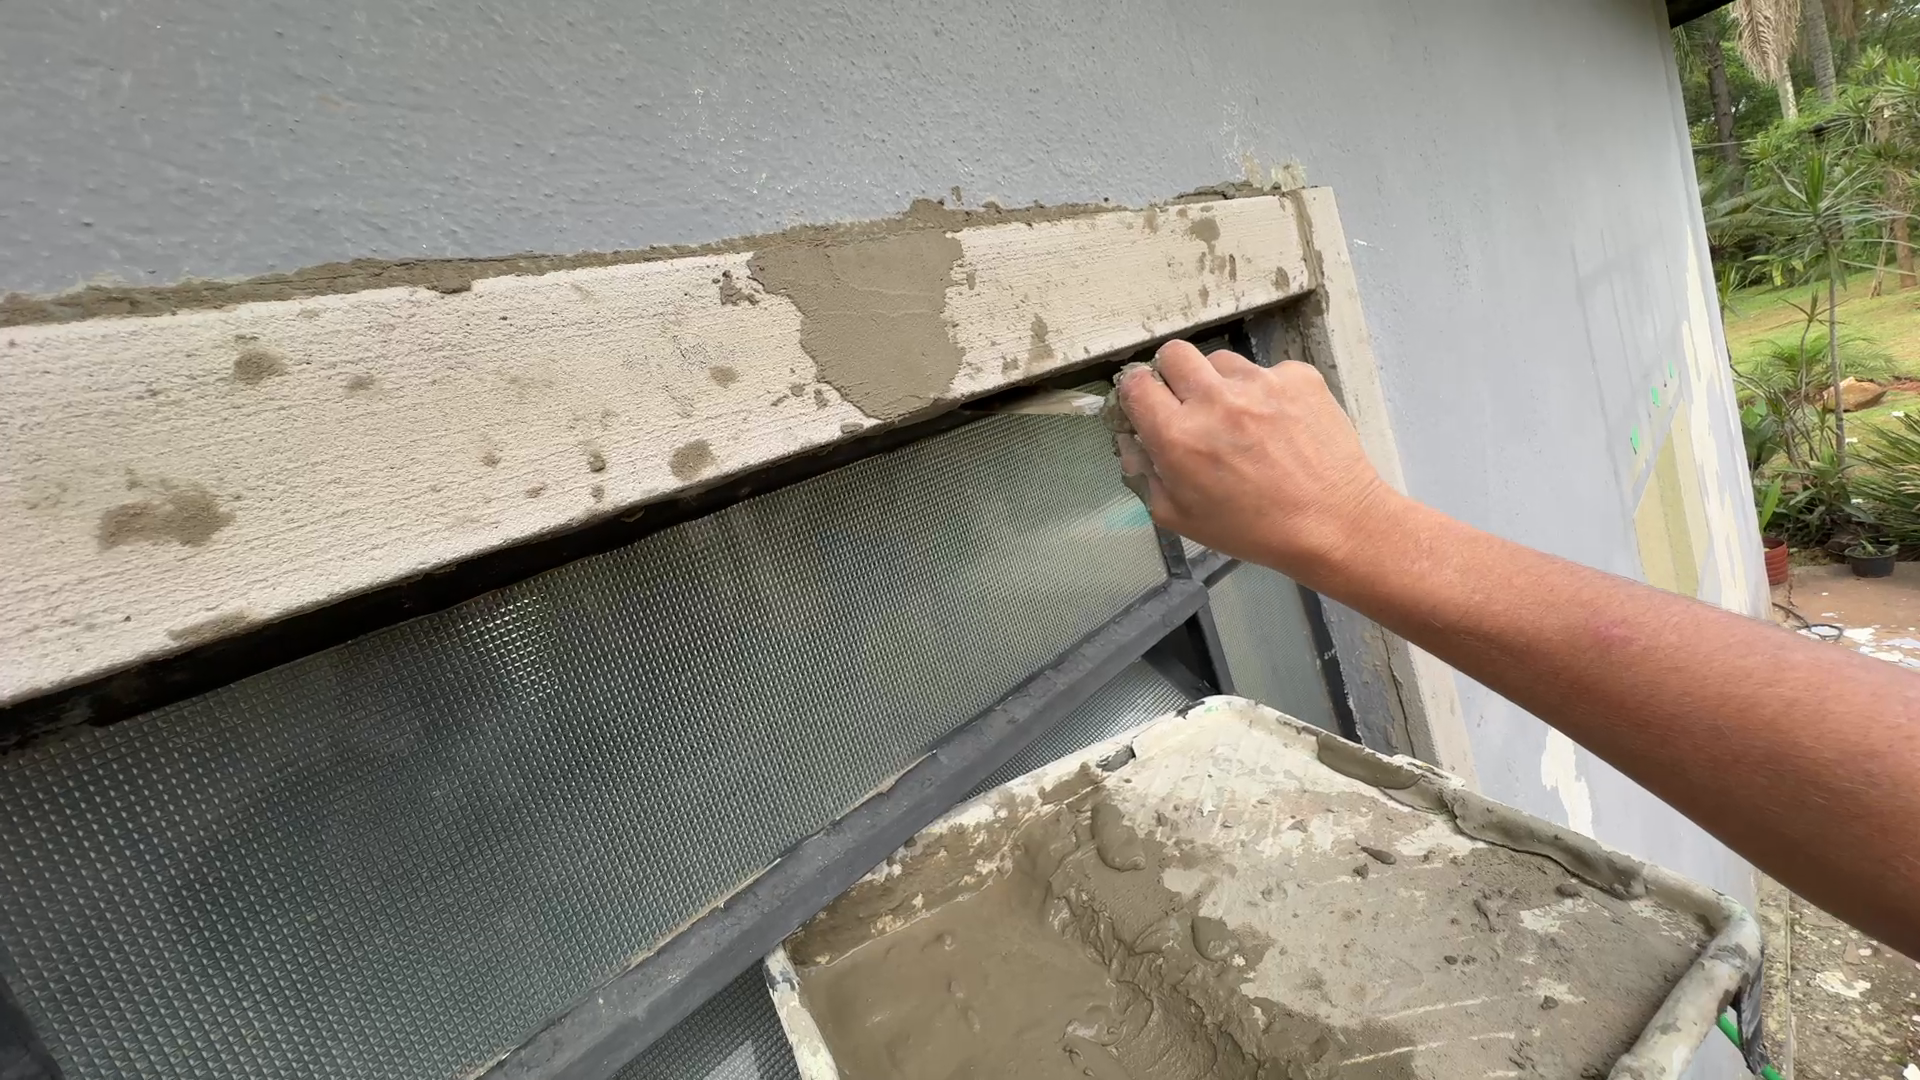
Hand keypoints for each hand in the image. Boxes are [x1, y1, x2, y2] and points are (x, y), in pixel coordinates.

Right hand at [1113, 340, 1397, 582]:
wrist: (1333, 523)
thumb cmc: (1249, 530)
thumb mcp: (1178, 517)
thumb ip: (1144, 474)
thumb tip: (1133, 439)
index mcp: (1177, 436)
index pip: (1136, 383)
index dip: (1137, 393)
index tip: (1147, 406)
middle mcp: (1213, 399)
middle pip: (1173, 353)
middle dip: (1172, 374)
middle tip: (1187, 403)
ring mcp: (1259, 383)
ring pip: (1219, 360)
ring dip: (1218, 382)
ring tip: (1238, 417)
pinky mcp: (1298, 376)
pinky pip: (1265, 371)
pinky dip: (1263, 392)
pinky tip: (1277, 424)